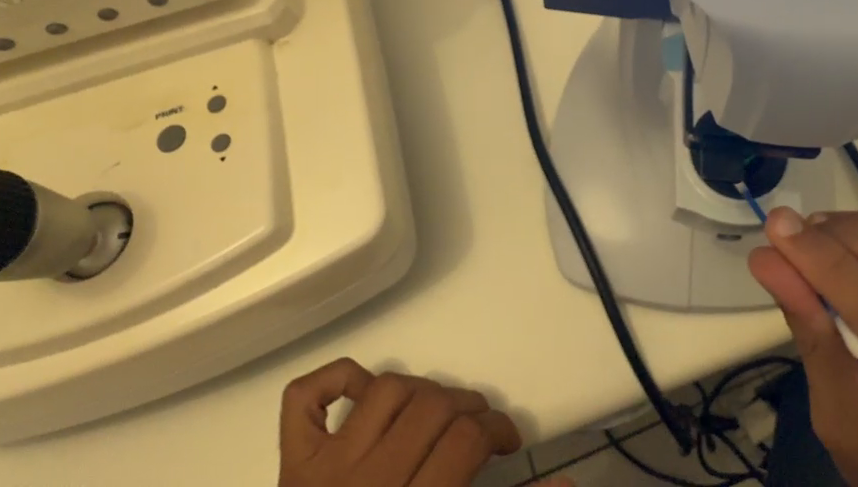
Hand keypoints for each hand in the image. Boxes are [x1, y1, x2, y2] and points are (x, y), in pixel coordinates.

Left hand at [277, 359, 527, 486]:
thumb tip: (567, 481)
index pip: (466, 441)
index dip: (497, 428)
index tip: (506, 440)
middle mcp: (367, 483)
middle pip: (432, 407)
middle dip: (467, 407)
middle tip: (478, 425)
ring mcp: (322, 469)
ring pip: (385, 390)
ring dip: (419, 391)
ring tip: (434, 412)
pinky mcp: (291, 462)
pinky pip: (305, 397)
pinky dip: (334, 380)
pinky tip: (362, 391)